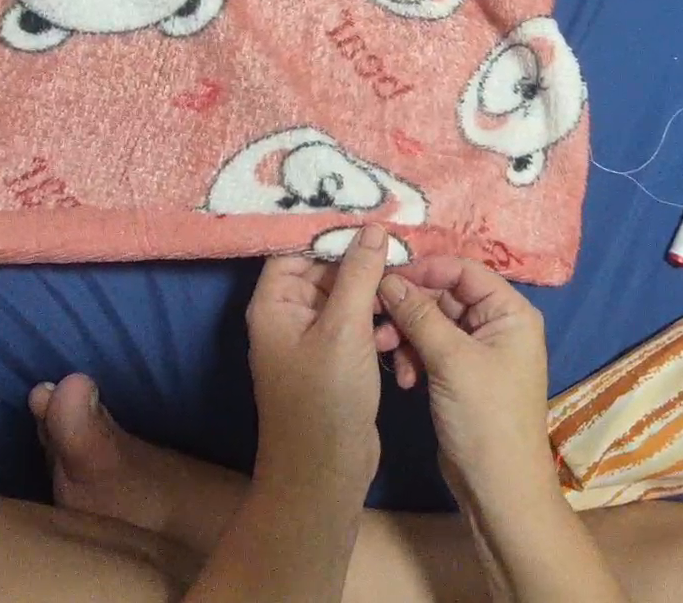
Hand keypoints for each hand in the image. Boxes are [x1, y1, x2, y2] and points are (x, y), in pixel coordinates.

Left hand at [245, 224, 395, 499]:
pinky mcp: (337, 355)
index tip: (369, 207)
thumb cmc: (326, 399)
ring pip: (347, 293)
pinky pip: (357, 320)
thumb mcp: (345, 329)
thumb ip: (359, 273)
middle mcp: (290, 312)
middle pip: (327, 266)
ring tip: (405, 286)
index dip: (329, 226)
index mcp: (276, 301)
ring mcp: (314, 335)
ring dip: (375, 291)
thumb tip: (373, 227)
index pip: (297, 245)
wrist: (326, 475)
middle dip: (362, 258)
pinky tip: (399, 323)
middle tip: (401, 243)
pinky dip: (378, 318)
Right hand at [377, 257, 554, 503]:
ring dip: (407, 335)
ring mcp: (478, 350)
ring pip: (432, 322)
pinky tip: (404, 379)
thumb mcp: (451, 360)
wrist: (498, 489)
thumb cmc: (485, 417)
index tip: (385, 279)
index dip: (425, 271)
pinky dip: (414, 357)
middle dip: (409, 308)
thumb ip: (419, 315)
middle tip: (375, 318)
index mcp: (509, 311)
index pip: (464, 270)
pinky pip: (431, 348)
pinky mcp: (460, 373)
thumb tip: (388, 279)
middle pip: (444, 296)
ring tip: (386, 353)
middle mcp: (496, 323)